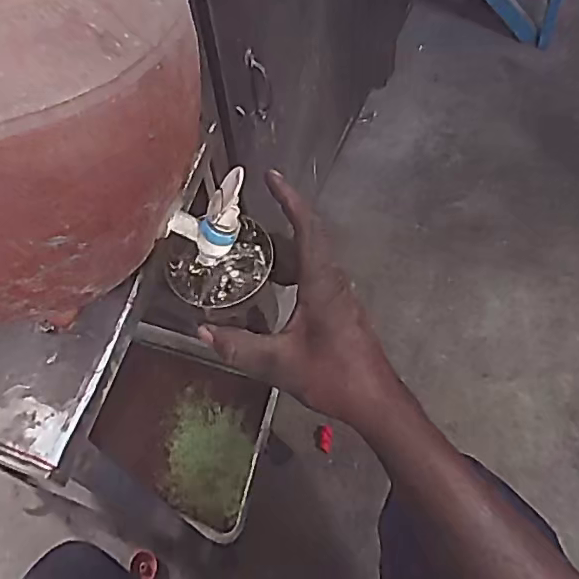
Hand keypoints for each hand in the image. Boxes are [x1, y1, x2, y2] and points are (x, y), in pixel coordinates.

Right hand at [201, 171, 416, 436]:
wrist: (376, 400)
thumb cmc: (335, 375)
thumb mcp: (280, 362)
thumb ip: (240, 346)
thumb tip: (202, 332)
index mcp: (322, 281)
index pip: (306, 227)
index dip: (289, 198)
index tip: (272, 177)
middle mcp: (333, 279)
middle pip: (309, 235)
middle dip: (282, 215)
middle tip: (253, 209)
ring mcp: (338, 292)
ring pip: (311, 255)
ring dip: (284, 245)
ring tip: (253, 245)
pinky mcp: (339, 306)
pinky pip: (313, 272)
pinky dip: (291, 267)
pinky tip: (272, 283)